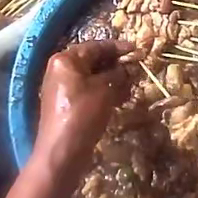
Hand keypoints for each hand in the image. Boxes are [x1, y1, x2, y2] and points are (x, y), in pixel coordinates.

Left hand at [36, 41, 130, 177]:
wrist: (62, 151)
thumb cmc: (83, 114)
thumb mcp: (105, 90)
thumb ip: (117, 74)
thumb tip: (127, 67)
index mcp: (65, 60)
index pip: (95, 46)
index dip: (118, 48)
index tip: (137, 50)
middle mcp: (60, 70)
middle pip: (92, 61)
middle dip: (115, 65)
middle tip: (136, 68)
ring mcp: (62, 88)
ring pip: (91, 77)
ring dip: (112, 80)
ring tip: (132, 85)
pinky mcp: (66, 104)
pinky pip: (88, 91)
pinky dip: (104, 92)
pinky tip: (120, 99)